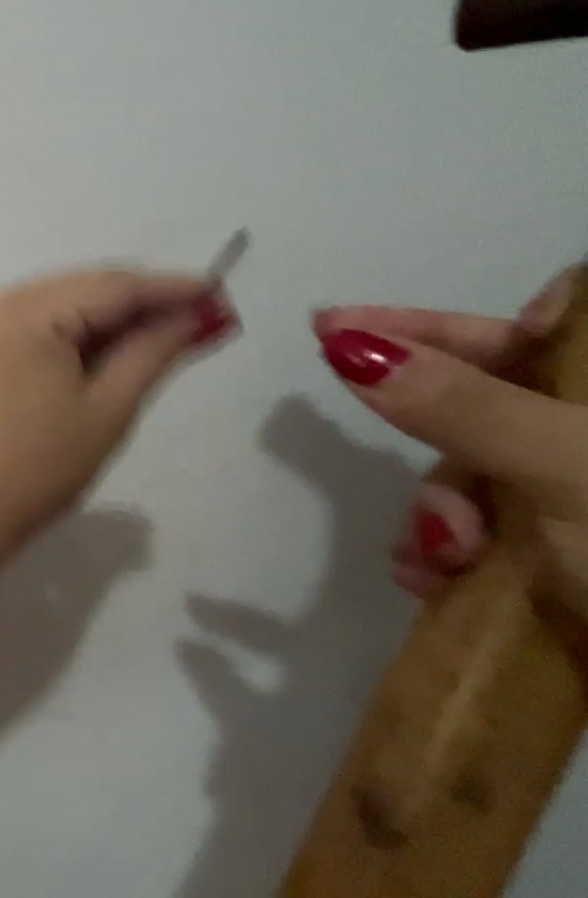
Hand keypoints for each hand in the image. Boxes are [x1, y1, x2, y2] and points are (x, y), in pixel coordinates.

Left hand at [0, 266, 236, 555]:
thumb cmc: (30, 472)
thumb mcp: (105, 411)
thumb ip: (151, 351)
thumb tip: (189, 315)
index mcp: (14, 313)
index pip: (105, 285)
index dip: (166, 288)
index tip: (216, 291)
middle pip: (66, 291)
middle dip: (127, 304)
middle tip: (191, 318)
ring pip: (34, 308)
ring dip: (86, 320)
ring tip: (143, 340)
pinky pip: (3, 329)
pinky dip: (44, 336)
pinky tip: (80, 354)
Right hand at [313, 267, 587, 615]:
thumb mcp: (568, 470)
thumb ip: (460, 404)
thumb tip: (346, 344)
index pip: (532, 323)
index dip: (434, 325)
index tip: (338, 330)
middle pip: (480, 406)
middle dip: (432, 452)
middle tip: (406, 474)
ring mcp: (582, 497)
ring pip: (470, 473)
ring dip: (436, 515)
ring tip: (440, 560)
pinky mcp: (568, 552)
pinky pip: (476, 526)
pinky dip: (442, 550)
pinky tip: (432, 577)